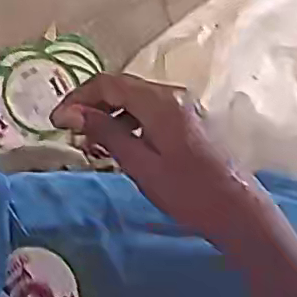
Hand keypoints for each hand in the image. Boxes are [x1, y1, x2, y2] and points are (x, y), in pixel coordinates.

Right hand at [51, 73, 256, 240]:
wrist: (239, 213)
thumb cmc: (188, 192)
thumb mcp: (140, 164)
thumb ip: (106, 132)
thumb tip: (74, 112)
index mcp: (159, 102)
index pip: (107, 83)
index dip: (77, 98)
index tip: (57, 121)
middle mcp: (171, 96)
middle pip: (119, 87)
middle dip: (90, 105)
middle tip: (68, 130)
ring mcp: (182, 107)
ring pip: (132, 99)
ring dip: (107, 115)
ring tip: (89, 142)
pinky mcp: (186, 121)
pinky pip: (147, 111)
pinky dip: (125, 122)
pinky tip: (117, 145)